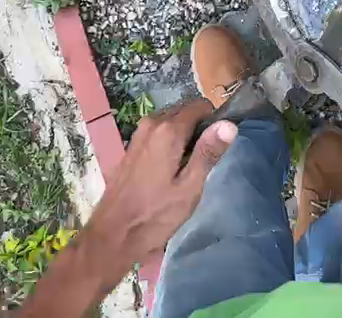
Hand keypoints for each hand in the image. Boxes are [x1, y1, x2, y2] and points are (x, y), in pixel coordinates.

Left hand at [86, 97, 235, 262]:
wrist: (111, 236)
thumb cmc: (154, 215)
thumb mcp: (189, 188)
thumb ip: (208, 153)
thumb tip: (229, 124)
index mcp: (168, 130)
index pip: (201, 106)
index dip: (214, 122)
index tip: (216, 147)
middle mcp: (152, 123)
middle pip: (185, 111)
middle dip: (198, 129)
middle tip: (202, 163)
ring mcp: (139, 133)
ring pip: (172, 121)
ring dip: (183, 137)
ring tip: (186, 169)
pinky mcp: (132, 145)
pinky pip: (159, 132)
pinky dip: (169, 143)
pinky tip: (168, 171)